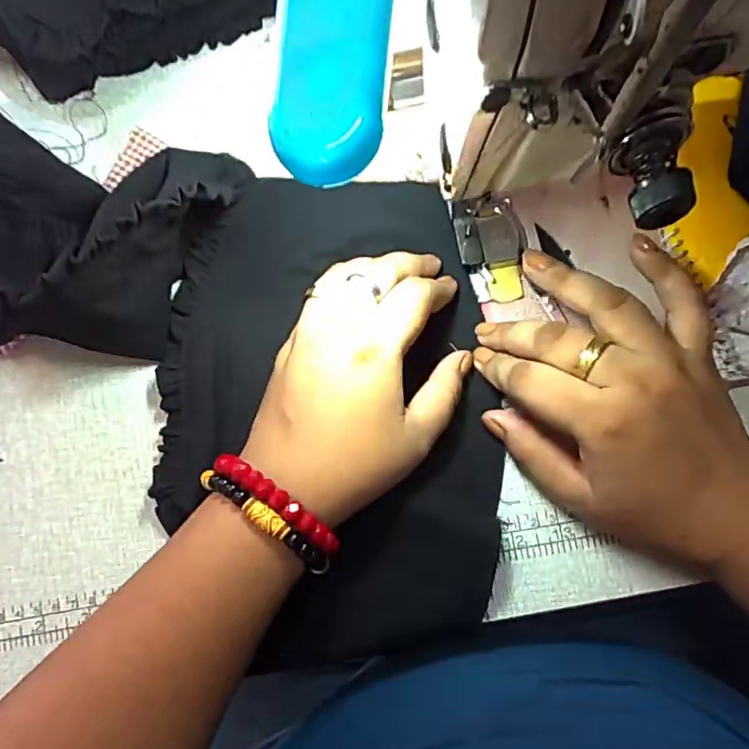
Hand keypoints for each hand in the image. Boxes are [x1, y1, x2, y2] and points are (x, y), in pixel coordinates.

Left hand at [241, 252, 470, 524]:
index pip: (411, 295)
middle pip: (376, 272)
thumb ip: (446, 390)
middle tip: (429, 267)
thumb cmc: (358, 466)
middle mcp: (340, 327)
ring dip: (374, 265)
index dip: (436, 287)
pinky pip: (320, 293)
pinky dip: (344, 279)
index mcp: (376, 349)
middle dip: (407, 263)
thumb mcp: (417, 438)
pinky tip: (356, 288)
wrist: (286, 484)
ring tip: (395, 271)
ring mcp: (310, 330)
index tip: (450, 289)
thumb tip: (462, 357)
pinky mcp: (291, 341)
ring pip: (343, 275)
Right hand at [472, 237, 748, 567]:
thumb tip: (493, 415)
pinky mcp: (697, 353)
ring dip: (569, 281)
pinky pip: (683, 302)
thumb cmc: (651, 513)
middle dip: (515, 333)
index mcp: (599, 420)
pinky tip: (639, 244)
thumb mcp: (581, 501)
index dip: (498, 368)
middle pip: (560, 341)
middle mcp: (631, 376)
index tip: (477, 358)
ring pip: (610, 306)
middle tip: (487, 325)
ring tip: (534, 261)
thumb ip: (533, 454)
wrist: (731, 511)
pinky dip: (664, 270)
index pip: (531, 380)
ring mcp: (668, 357)